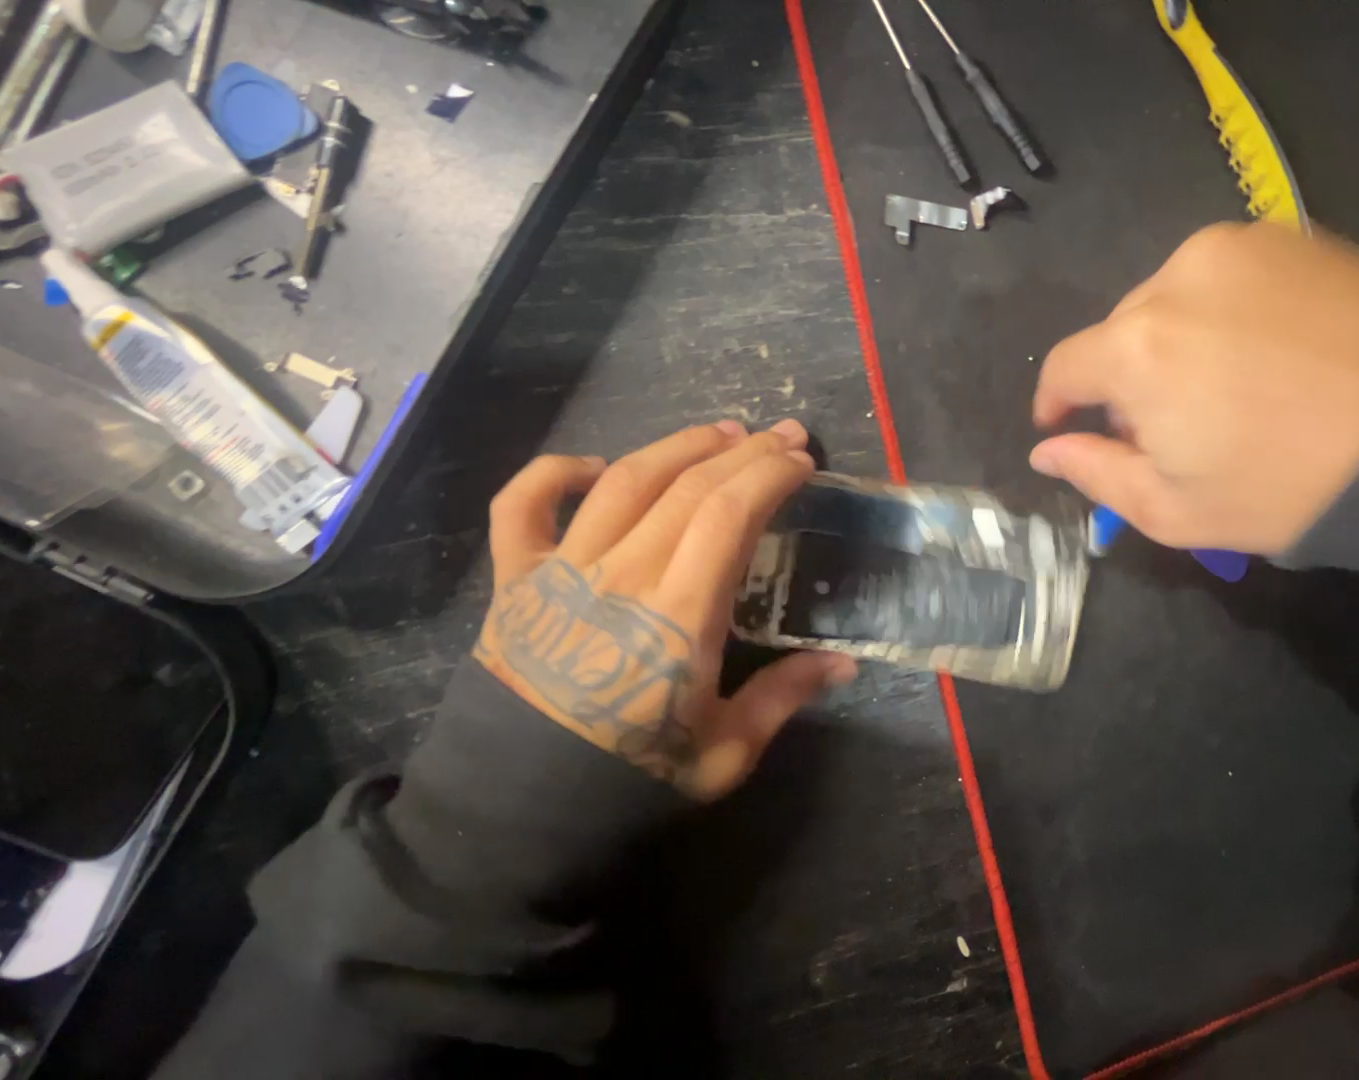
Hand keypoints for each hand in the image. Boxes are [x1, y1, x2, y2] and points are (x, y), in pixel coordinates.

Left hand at [472, 420, 858, 800]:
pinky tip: (596, 466)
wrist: (516, 810)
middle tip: (784, 436)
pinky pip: (523, 504)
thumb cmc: (631, 780)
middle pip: (688, 486)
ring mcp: (561, 570)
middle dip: (745, 451)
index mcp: (679, 616)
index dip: (771, 475)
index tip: (803, 462)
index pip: (731, 515)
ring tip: (721, 432)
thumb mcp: (725, 752)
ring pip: (623, 480)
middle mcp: (622, 574)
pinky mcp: (515, 579)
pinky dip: (557, 472)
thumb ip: (784, 697)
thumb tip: (844, 666)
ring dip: (678, 446)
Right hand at [1030, 223, 1358, 554]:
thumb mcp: (1174, 509)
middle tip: (1168, 425)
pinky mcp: (1297, 235)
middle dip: (1126, 378)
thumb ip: (1096, 472)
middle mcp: (1178, 277)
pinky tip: (1265, 354)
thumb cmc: (1289, 489)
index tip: (1066, 426)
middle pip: (1119, 330)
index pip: (1066, 365)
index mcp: (1138, 347)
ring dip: (1173, 341)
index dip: (1056, 401)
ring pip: (1171, 298)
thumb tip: (1046, 450)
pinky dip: (1224, 314)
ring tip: (1223, 388)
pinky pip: (1228, 277)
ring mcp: (1242, 246)